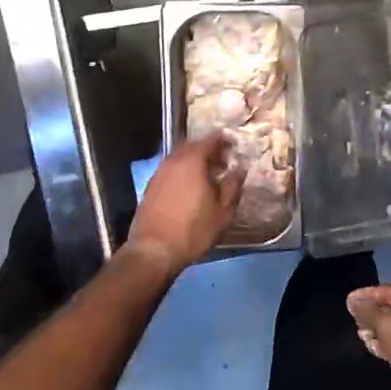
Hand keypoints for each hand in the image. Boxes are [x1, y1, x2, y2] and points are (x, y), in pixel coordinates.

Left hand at [128, 132, 245, 272]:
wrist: (154, 250)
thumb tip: (240, 169)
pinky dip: (183, 171)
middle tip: (224, 161)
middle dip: (210, 150)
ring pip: (181, 157)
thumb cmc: (193, 229)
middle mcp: (174, 160)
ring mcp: (159, 172)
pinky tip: (191, 187)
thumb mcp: (223, 211)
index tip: (235, 146)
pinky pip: (172, 169)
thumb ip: (233, 185)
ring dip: (196, 161)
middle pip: (194, 146)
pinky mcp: (151, 186)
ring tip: (209, 175)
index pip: (211, 139)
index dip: (225, 140)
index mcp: (193, 160)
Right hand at [346, 284, 390, 389]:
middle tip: (354, 321)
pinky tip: (373, 348)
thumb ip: (366, 310)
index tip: (347, 302)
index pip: (383, 290)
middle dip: (369, 314)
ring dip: (374, 330)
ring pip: (390, 326)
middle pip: (386, 307)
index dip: (364, 295)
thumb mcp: (384, 324)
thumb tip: (352, 300)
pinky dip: (383, 342)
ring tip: (362, 337)